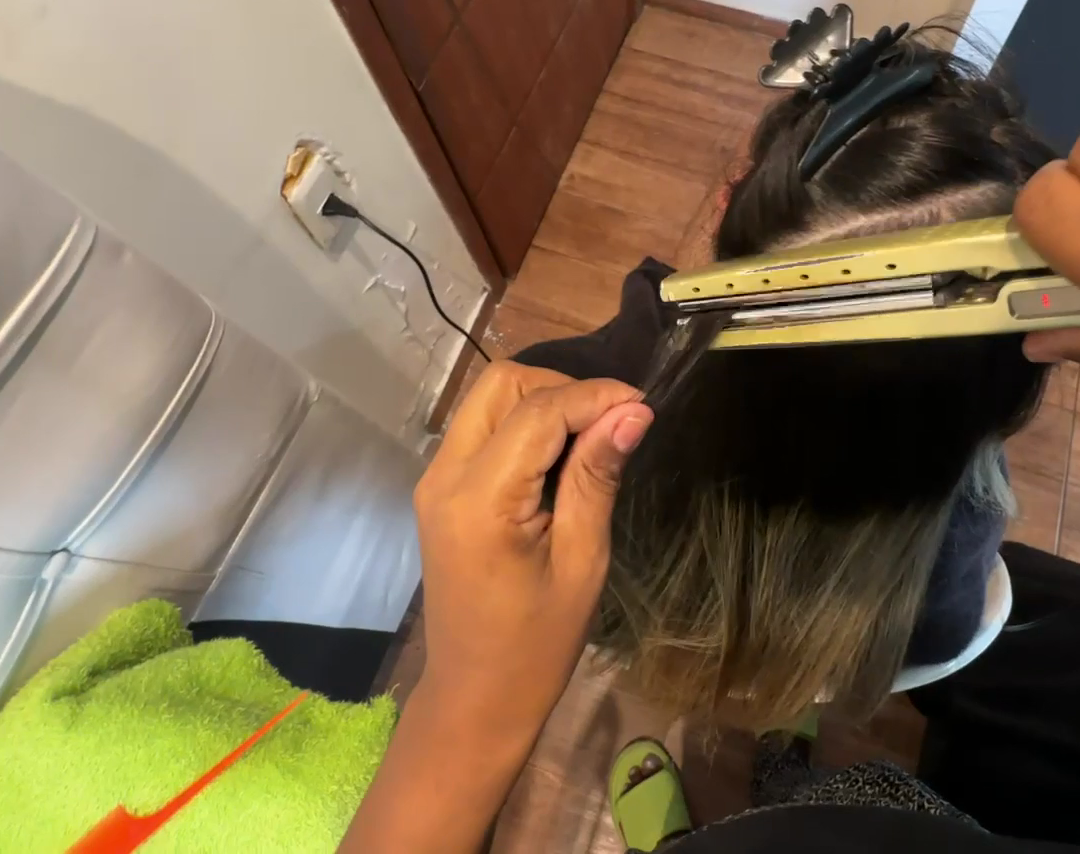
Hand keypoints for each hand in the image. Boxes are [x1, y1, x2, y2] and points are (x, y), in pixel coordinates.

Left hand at [341, 363, 650, 853]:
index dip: (595, 396)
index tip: (643, 404)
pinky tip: (560, 454)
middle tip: (610, 421)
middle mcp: (445, 475)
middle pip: (501, 383)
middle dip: (562, 388)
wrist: (476, 696)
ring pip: (490, 398)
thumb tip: (634, 411)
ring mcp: (436, 479)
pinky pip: (484, 426)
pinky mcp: (441, 487)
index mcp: (480, 499)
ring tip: (590, 436)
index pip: (539, 411)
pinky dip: (525, 422)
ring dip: (543, 401)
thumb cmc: (538, 642)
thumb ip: (599, 475)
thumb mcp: (583, 559)